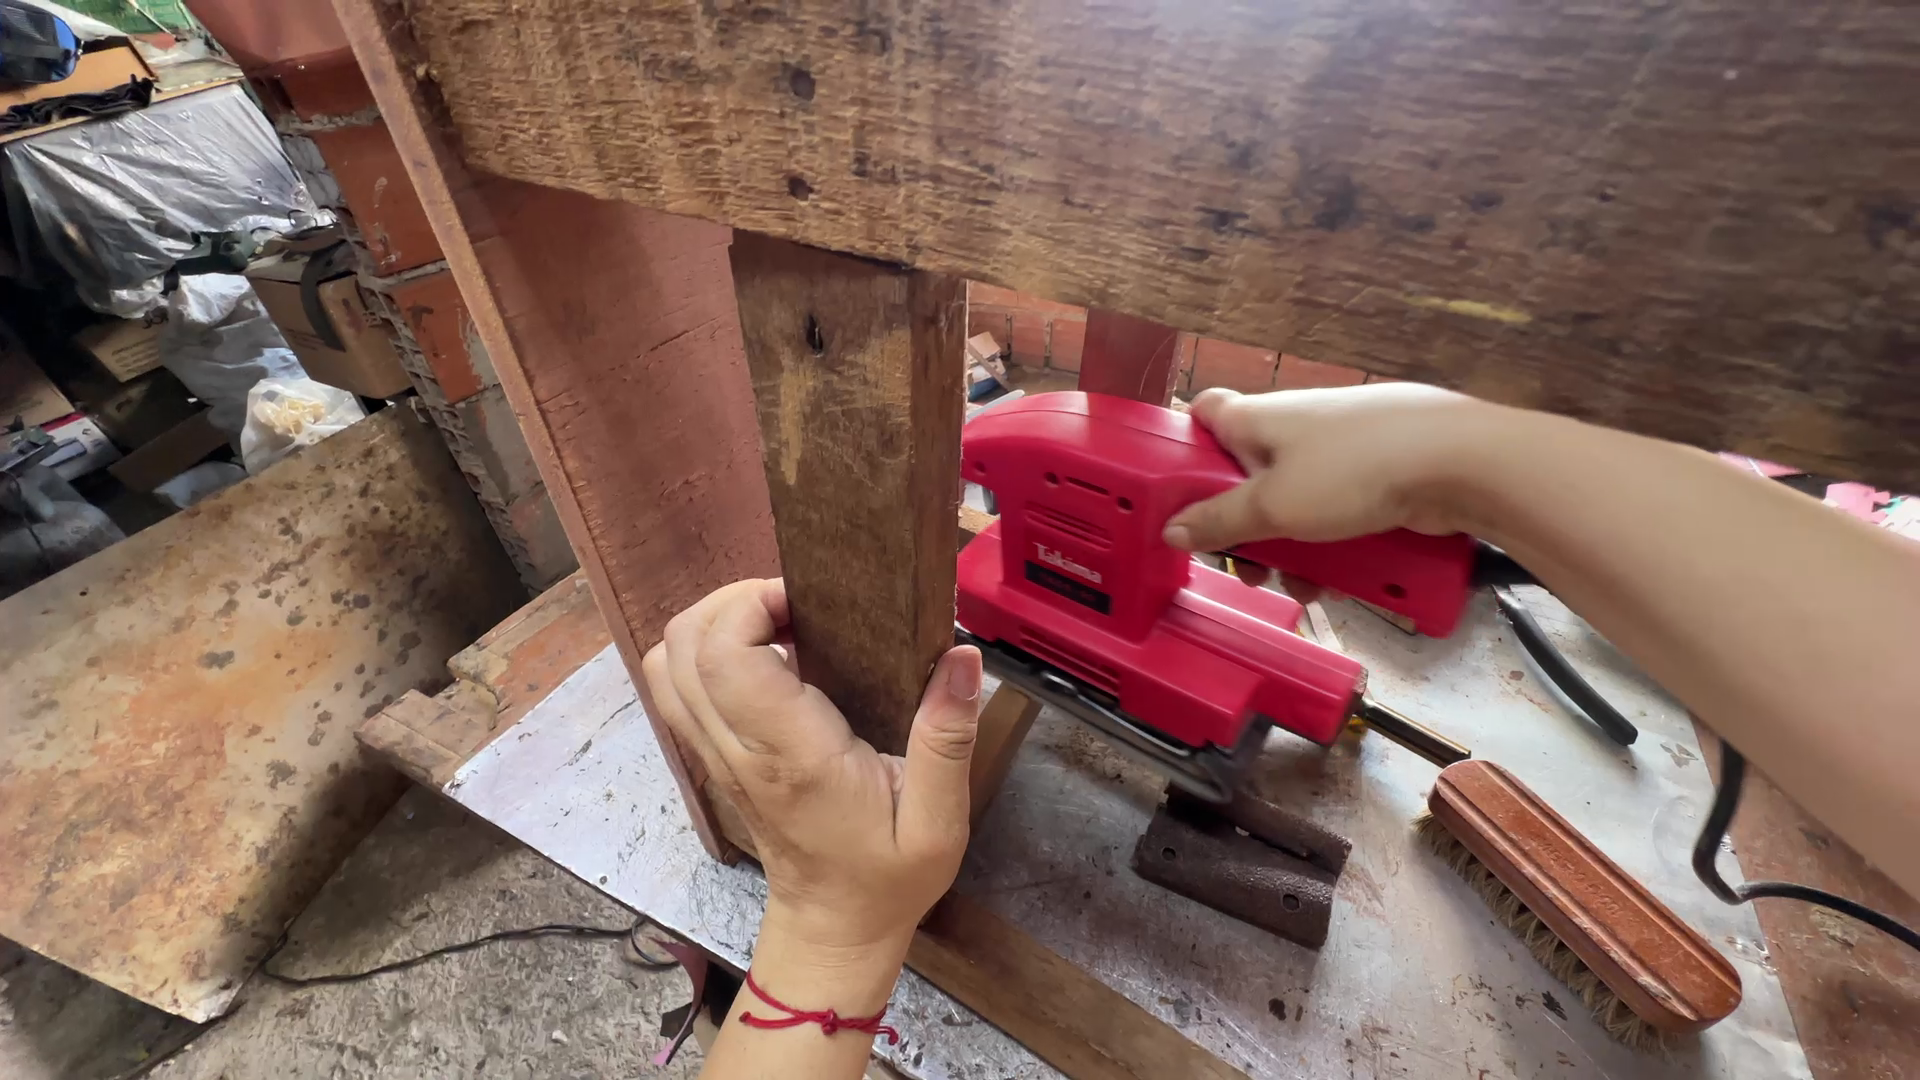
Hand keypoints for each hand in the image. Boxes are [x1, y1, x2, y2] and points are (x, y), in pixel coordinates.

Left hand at [639, 579, 982, 954]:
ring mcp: (715, 753)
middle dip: (733, 601)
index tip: (807, 597)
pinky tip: (766, 654)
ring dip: (715, 623)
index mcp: (791, 754)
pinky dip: (707, 651)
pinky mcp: (712, 756)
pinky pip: (678, 686)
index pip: (726, 657)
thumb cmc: (887, 876)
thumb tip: (963, 658)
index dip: (751, 604)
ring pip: (668, 662)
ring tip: (779, 622)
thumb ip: (949, 739)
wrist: (832, 929)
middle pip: (684, 646)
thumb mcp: (938, 821)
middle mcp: (737, 748)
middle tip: (798, 602)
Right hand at [1163, 384, 1492, 553]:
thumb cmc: (1353, 471)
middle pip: (1246, 468)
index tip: (1182, 487)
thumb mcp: (1273, 507)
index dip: (1187, 442)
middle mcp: (1295, 421)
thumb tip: (1170, 532)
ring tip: (1294, 583)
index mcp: (1258, 417)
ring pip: (1293, 494)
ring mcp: (1339, 443)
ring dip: (1285, 542)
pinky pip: (1334, 503)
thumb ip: (1218, 521)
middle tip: (1242, 560)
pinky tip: (1333, 575)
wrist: (1467, 463)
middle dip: (1240, 519)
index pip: (1205, 410)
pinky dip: (1326, 537)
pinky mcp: (1378, 464)